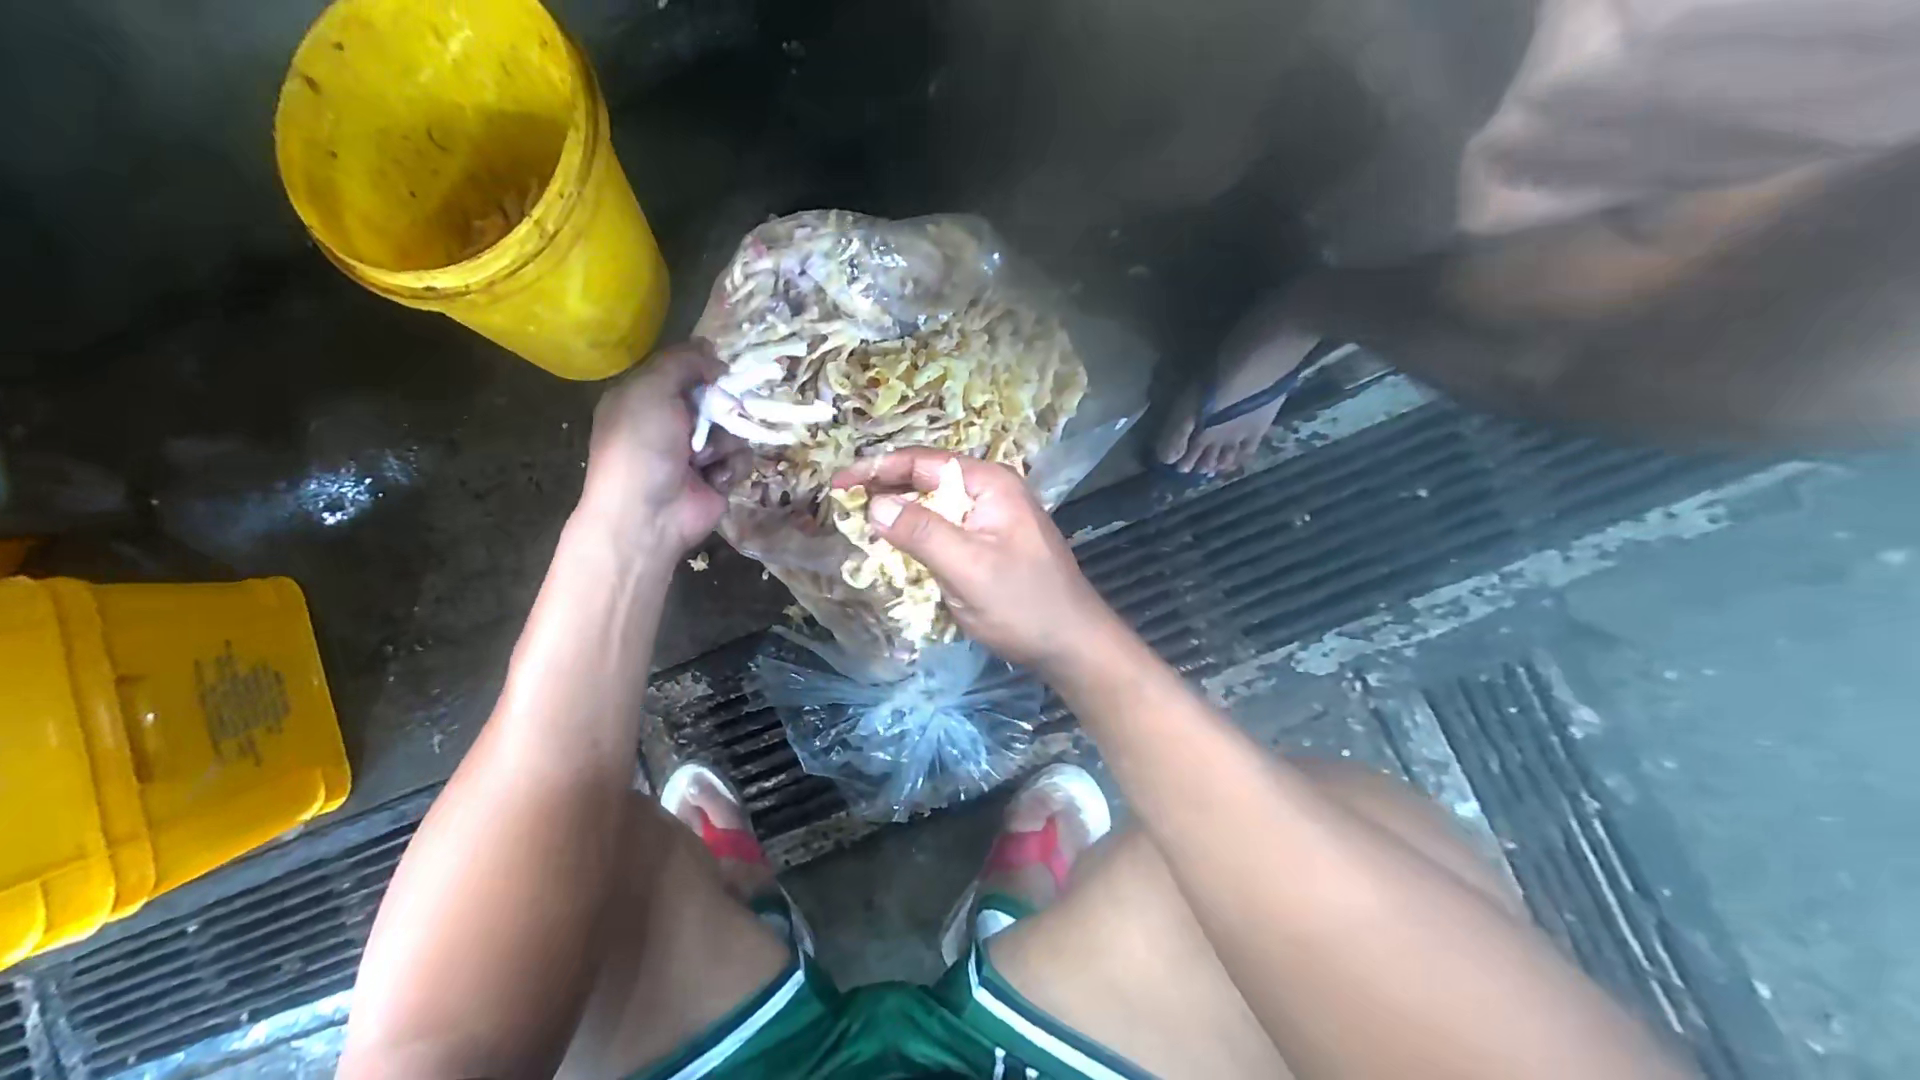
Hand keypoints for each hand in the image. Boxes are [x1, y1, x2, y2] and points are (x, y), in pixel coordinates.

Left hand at [577, 341, 746, 556]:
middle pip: (716, 397)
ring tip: (704, 457)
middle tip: (722, 412)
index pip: (683, 369)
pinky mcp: (717, 476)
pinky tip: (714, 478)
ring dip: (724, 440)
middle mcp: (670, 421)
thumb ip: (682, 362)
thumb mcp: (651, 389)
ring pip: (734, 428)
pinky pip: (741, 458)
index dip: (704, 367)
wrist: (648, 514)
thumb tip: (713, 353)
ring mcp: (695, 451)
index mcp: (644, 396)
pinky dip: (731, 466)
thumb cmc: (641, 446)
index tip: (718, 371)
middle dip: (722, 405)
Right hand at [833, 449, 1119, 671]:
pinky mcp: (991, 543)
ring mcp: (994, 518)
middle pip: (928, 478)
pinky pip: (947, 527)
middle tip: (842, 500)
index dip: (876, 468)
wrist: (1072, 644)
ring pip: (936, 504)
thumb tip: (873, 504)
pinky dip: (918, 531)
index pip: (923, 462)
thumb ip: (921, 532)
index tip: (838, 482)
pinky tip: (897, 542)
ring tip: (859, 517)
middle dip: (885, 486)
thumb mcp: (967, 567)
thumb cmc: (1023, 604)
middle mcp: (992, 491)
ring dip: (900, 509)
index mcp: (990, 483)